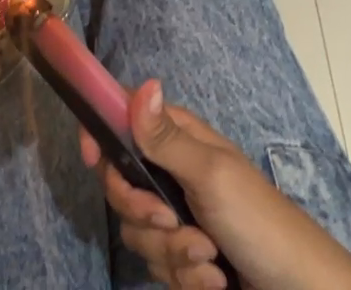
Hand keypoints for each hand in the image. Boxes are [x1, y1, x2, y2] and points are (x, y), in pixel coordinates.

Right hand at [82, 80, 350, 289]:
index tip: (91, 159)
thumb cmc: (259, 222)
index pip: (123, 120)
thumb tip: (142, 81)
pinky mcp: (184, 256)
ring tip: (210, 258)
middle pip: (120, 182)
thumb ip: (165, 138)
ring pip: (137, 231)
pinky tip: (215, 279)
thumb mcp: (211, 175)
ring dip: (173, 253)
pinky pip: (158, 264)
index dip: (101, 134)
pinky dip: (186, 276)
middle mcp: (172, 172)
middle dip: (142, 212)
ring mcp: (178, 216)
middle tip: (172, 220)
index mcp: (179, 139)